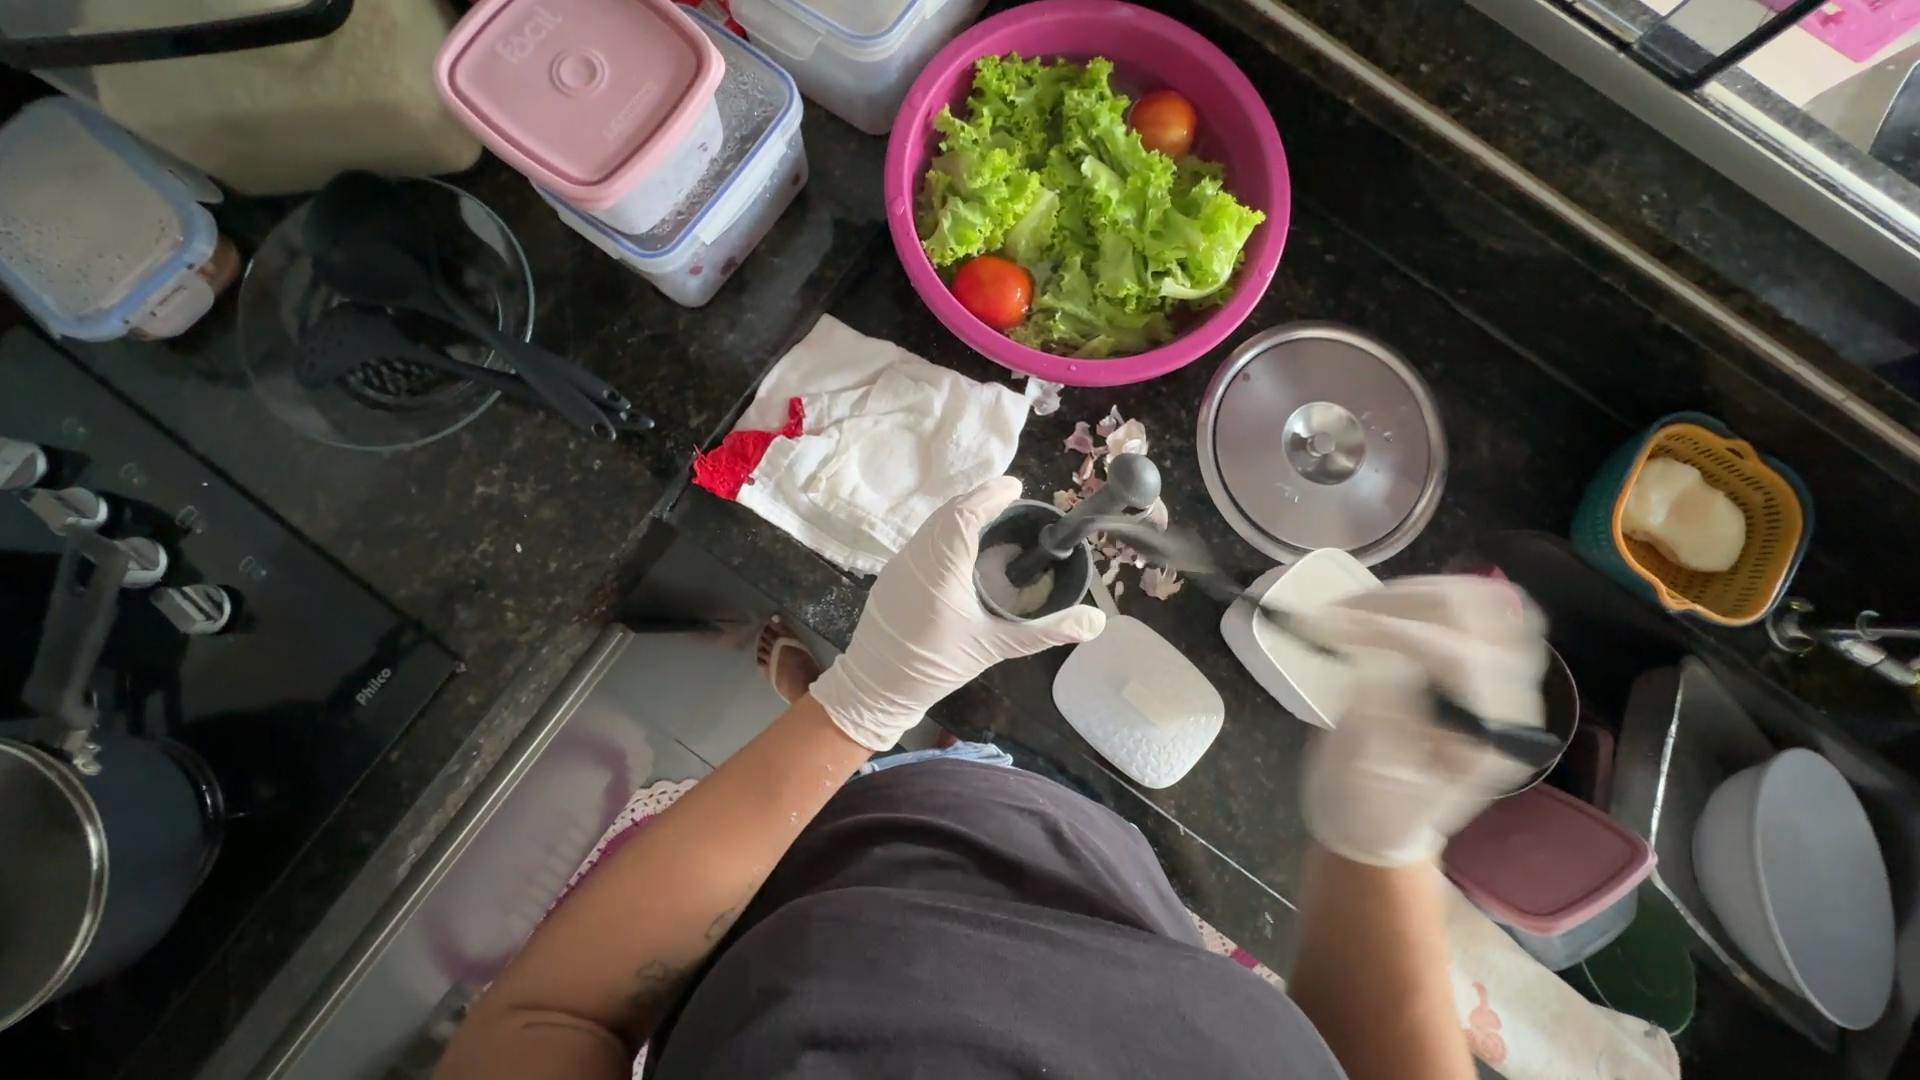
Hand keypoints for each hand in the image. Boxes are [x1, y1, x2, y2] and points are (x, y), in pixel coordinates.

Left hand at [810, 477, 1106, 750]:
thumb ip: (1046, 632)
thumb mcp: (994, 648)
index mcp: (940, 568)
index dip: (990, 495)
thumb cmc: (934, 667)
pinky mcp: (890, 576)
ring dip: (959, 514)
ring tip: (990, 516)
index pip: (965, 514)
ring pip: (931, 525)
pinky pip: (920, 540)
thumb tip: (1095, 621)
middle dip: (978, 499)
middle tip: (1009, 499)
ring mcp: (898, 565)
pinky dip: (943, 530)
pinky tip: (961, 544)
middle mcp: (916, 557)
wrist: (874, 689)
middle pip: (947, 513)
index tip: (1015, 487)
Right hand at [1299, 576, 1547, 867]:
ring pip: (1486, 603)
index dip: (1388, 628)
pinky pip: (1483, 613)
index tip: (1328, 624)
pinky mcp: (1489, 674)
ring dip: (1415, 593)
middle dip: (1403, 600)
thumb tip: (1372, 653)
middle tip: (1342, 611)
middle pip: (1480, 614)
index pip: (1454, 655)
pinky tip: (1388, 612)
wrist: (1383, 829)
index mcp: (1482, 740)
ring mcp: (1506, 689)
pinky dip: (1433, 599)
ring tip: (1359, 608)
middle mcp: (1509, 708)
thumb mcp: (1358, 770)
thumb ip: (1374, 710)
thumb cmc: (1364, 808)